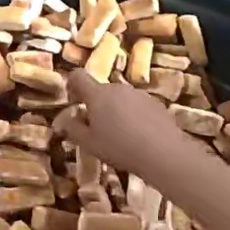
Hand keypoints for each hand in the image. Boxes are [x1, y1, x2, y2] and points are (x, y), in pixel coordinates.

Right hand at [62, 69, 203, 180]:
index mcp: (97, 94)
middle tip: (97, 129)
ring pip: (120, 99)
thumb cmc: (119, 148)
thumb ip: (73, 129)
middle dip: (96, 105)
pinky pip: (137, 106)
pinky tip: (139, 136)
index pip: (78, 76)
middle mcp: (117, 88)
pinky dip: (133, 116)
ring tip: (120, 136)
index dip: (72, 85)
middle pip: (101, 91)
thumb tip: (66, 119)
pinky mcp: (155, 103)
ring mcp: (139, 94)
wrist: (162, 152)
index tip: (73, 101)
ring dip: (115, 111)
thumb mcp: (89, 144)